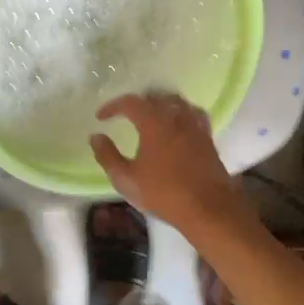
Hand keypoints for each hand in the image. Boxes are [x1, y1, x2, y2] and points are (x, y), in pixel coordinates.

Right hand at [89, 92, 252, 234]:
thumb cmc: (162, 193)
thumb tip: (96, 137)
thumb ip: (107, 156)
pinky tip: (178, 126)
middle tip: (125, 115)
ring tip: (151, 116)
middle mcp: (176, 117)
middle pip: (156, 97)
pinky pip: (194, 114)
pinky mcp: (208, 137)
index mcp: (154, 123)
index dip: (113, 106)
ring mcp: (195, 126)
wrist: (207, 207)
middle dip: (137, 103)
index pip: (131, 103)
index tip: (101, 117)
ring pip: (177, 102)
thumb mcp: (126, 179)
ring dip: (161, 104)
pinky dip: (181, 113)